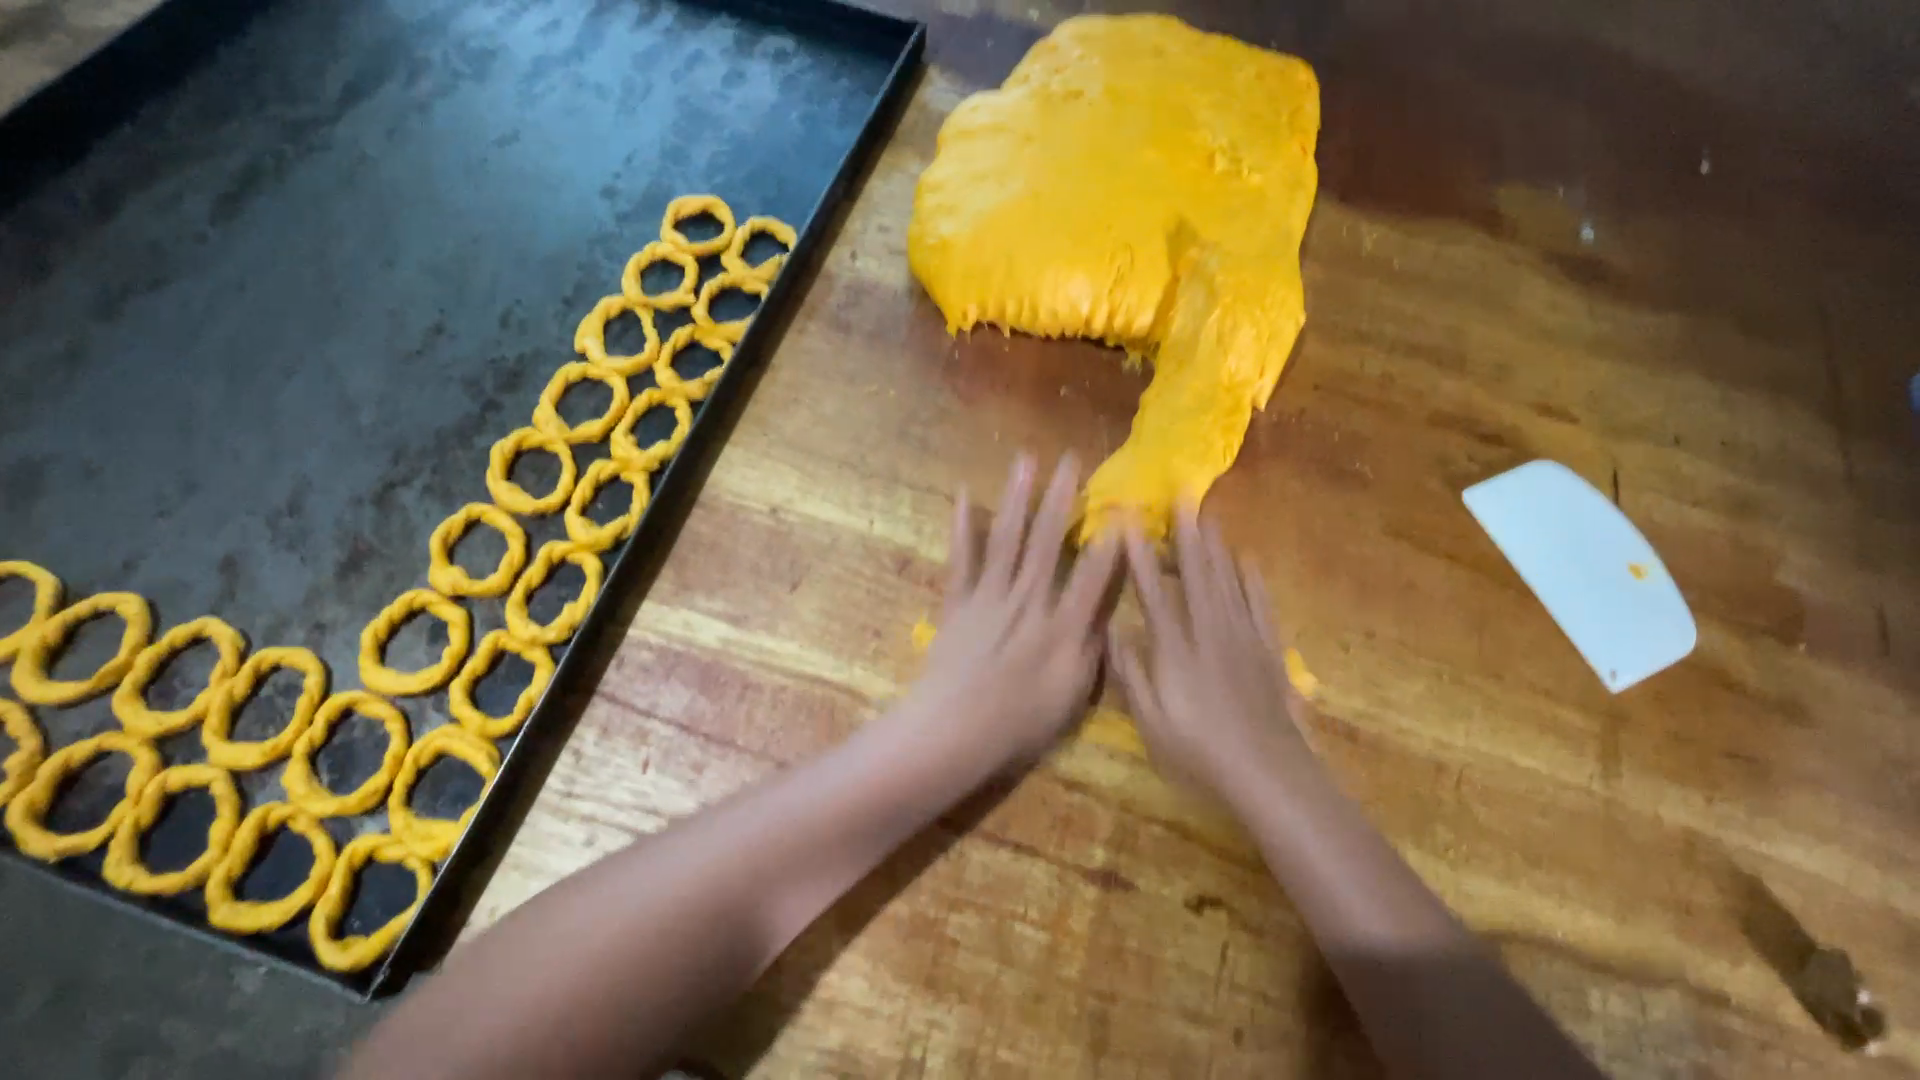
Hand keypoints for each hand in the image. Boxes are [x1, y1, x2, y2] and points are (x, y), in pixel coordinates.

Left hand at [910, 453, 1120, 764]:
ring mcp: (989, 596)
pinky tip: (965, 496)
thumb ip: (1091, 651)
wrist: (954, 729)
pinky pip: (962, 558)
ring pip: (1007, 538)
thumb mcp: (1071, 696)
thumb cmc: (1019, 722)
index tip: (1123, 506)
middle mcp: (1028, 600)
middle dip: (1062, 499)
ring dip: (1017, 498)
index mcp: (1061, 626)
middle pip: (1048, 542)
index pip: (1092, 576)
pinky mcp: (958, 602)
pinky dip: (962, 527)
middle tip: (1072, 460)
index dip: (1110, 541)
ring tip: (1025, 460)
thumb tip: (1107, 613)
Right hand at [1108, 504, 1312, 792]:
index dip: (1140, 557)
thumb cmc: (1199, 753)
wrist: (1268, 773)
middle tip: (1182, 498)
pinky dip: (1253, 581)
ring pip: (1228, 583)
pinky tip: (1248, 562)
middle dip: (1186, 535)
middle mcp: (1209, 634)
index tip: (1129, 524)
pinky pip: (1260, 606)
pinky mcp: (1268, 652)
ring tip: (1208, 517)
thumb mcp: (1150, 721)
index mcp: (1176, 651)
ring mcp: (1243, 640)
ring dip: (1217, 548)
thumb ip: (1130, 674)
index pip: (1154, 594)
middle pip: (1197, 576)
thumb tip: (1109, 631)